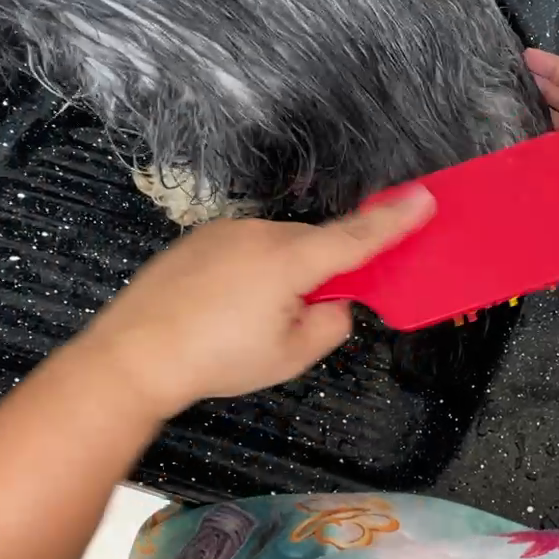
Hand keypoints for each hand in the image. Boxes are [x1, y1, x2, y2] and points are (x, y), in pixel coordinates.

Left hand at [68, 189, 434, 417]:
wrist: (134, 355)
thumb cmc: (216, 359)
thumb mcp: (290, 357)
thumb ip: (331, 324)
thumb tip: (335, 303)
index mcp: (289, 261)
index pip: (355, 239)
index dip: (394, 221)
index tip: (424, 198)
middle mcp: (260, 234)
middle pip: (314, 246)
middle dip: (319, 274)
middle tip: (297, 317)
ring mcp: (225, 232)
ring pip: (278, 248)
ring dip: (282, 274)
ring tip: (247, 321)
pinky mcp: (199, 238)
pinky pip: (245, 249)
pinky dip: (250, 272)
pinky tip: (223, 308)